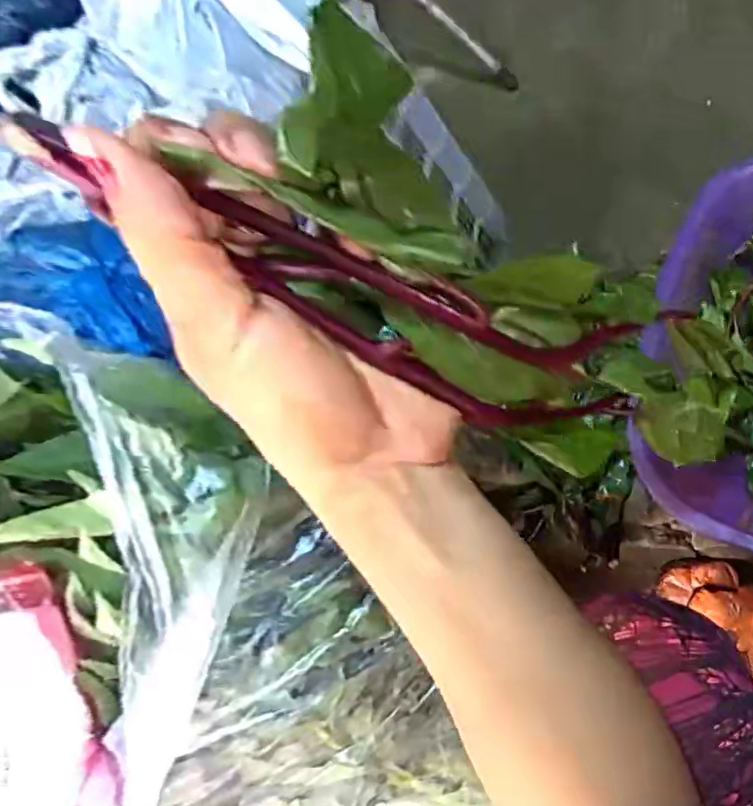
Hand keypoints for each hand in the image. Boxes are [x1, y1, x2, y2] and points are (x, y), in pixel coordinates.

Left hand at [3, 115, 458, 493]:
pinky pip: (374, 235)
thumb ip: (164, 239)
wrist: (386, 453)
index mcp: (204, 266)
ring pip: (307, 193)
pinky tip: (361, 235)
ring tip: (307, 189)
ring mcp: (333, 271)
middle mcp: (264, 259)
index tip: (187, 153)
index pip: (167, 179)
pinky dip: (366, 224)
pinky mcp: (392, 286)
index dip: (169, 149)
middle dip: (239, 150)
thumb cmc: (291, 401)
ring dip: (301, 176)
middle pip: (238, 172)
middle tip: (260, 166)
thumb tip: (98, 141)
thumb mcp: (211, 323)